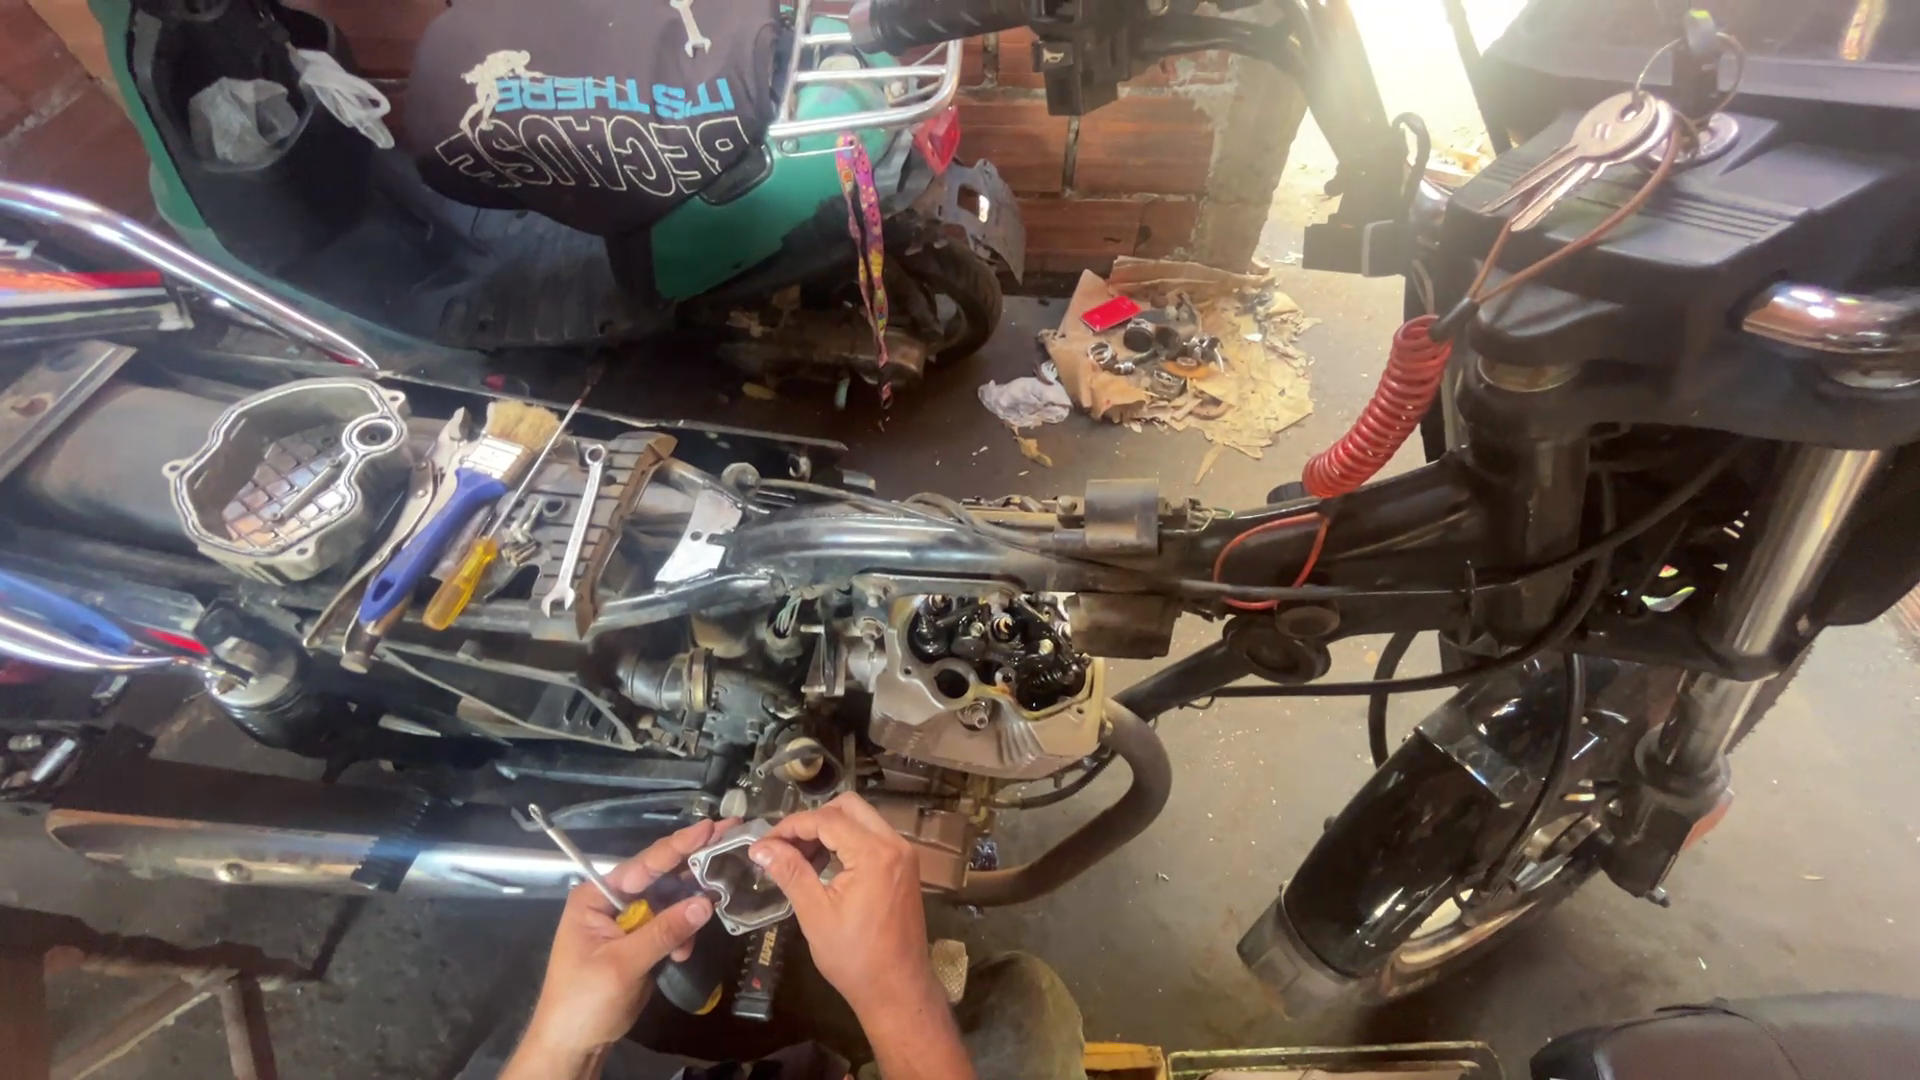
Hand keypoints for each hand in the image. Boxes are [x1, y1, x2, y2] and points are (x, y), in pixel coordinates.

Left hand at [510, 820, 720, 1073]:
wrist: (571, 1048)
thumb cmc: (582, 1002)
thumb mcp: (622, 965)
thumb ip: (664, 931)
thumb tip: (706, 902)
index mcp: (597, 896)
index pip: (644, 864)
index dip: (678, 845)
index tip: (709, 826)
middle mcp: (614, 899)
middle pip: (661, 873)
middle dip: (693, 864)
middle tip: (729, 835)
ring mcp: (629, 918)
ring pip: (672, 898)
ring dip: (690, 909)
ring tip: (715, 903)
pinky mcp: (642, 938)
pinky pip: (673, 923)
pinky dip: (683, 934)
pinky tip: (684, 952)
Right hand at [752, 796, 975, 1079]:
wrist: (898, 989)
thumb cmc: (855, 958)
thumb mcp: (815, 914)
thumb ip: (791, 873)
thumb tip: (761, 848)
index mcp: (874, 853)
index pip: (828, 819)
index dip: (793, 825)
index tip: (766, 841)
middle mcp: (894, 843)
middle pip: (849, 806)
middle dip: (814, 819)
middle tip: (786, 843)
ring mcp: (903, 852)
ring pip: (862, 818)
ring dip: (831, 828)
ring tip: (801, 854)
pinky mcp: (904, 864)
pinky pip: (873, 835)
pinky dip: (848, 839)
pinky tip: (826, 863)